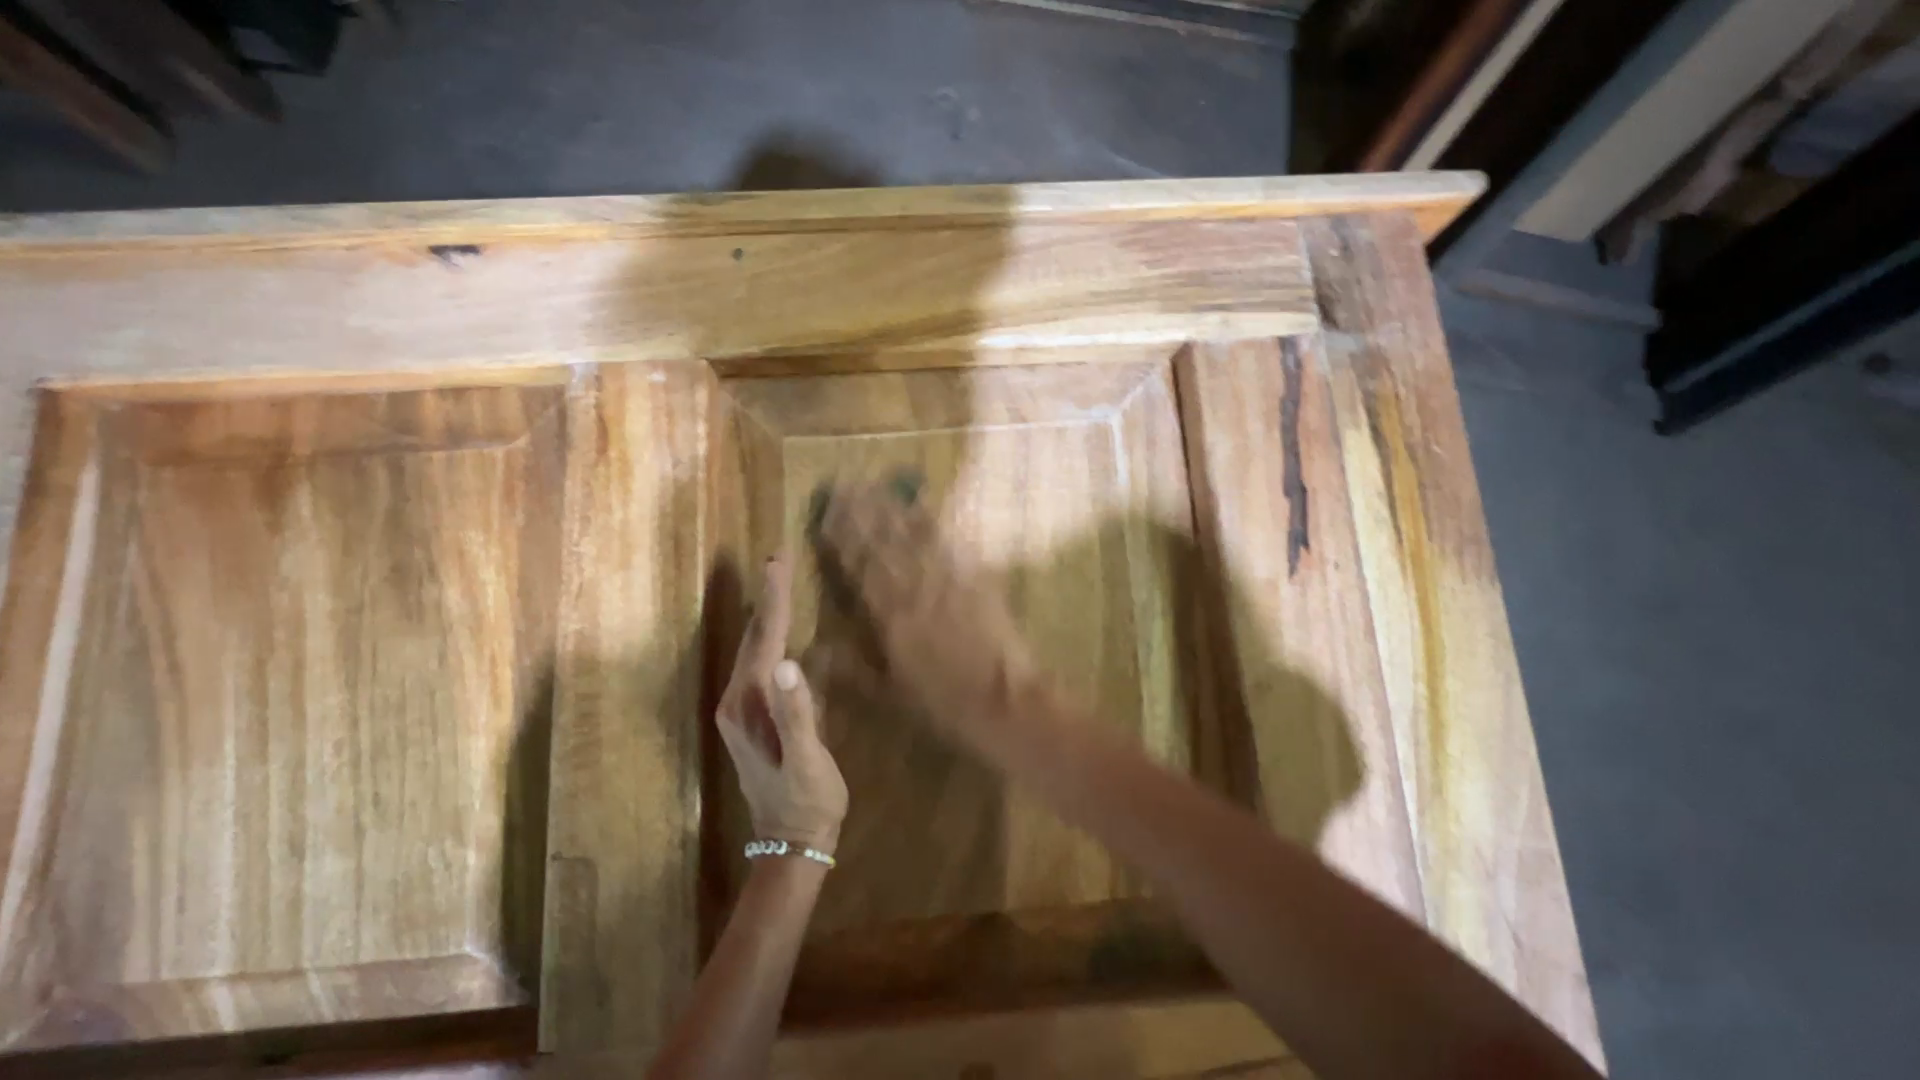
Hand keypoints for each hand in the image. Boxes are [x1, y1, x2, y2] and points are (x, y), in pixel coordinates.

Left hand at [716, 553, 847, 851]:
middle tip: (778, 559)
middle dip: (767, 598)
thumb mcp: (808, 759)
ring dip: (768, 616)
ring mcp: (742, 712)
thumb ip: (798, 712)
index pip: (764, 640)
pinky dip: (772, 640)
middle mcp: (736, 703)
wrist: (793, 843)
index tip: (777, 560)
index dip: (774, 600)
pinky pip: (761, 667)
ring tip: (779, 585)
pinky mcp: (754, 720)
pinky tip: (781, 634)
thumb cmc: (807, 802)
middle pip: (754, 639)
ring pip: (755, 651)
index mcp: (748, 706)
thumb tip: (790, 662)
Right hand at [813, 480, 1041, 742]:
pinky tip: (925, 507)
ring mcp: (949, 580)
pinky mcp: (977, 579)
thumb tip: (816, 648)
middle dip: (862, 512)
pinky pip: (952, 545)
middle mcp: (916, 588)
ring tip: (876, 486)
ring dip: (894, 509)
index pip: (859, 566)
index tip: (825, 512)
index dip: (841, 537)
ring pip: (916, 536)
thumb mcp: (889, 693)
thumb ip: (852, 668)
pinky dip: (935, 523)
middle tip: (845, 484)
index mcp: (890, 615)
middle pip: (885, 542)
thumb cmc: (944, 703)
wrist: (1005, 702)